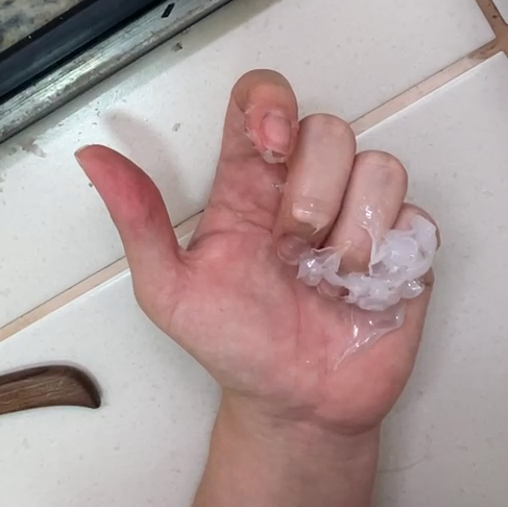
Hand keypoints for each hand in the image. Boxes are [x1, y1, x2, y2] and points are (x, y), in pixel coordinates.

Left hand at [75, 70, 434, 438]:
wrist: (297, 406)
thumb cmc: (233, 343)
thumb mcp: (169, 288)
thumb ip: (138, 221)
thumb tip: (93, 158)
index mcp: (247, 183)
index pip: (262, 99)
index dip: (271, 103)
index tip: (269, 148)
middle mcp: (304, 184)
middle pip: (327, 129)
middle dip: (310, 193)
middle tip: (291, 249)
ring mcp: (356, 212)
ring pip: (377, 164)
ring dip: (350, 232)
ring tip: (328, 277)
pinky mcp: (402, 244)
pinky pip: (414, 214)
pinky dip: (387, 254)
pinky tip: (362, 289)